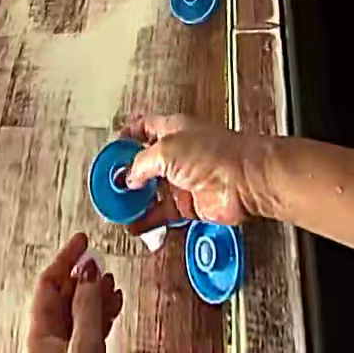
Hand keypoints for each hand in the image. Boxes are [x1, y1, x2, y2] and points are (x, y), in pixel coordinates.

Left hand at [26, 232, 121, 352]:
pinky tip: (112, 303)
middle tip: (97, 257)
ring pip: (79, 309)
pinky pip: (89, 326)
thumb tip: (89, 268)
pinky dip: (101, 310)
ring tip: (109, 279)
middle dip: (83, 272)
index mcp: (40, 334)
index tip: (81, 239)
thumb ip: (86, 304)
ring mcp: (63, 350)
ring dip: (95, 290)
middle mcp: (48, 341)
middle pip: (64, 294)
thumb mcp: (83, 341)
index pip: (48, 282)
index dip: (66, 256)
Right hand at [121, 114, 269, 227]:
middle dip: (126, 173)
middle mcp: (176, 151)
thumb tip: (127, 176)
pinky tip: (134, 226)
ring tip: (116, 209)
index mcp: (172, 128)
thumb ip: (142, 163)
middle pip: (144, 161)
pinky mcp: (189, 203)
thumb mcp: (167, 150)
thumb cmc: (215, 153)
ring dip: (134, 199)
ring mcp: (183, 178)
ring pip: (151, 189)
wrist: (244, 180)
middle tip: (109, 187)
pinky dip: (147, 219)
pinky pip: (162, 212)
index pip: (143, 128)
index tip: (109, 154)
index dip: (125, 138)